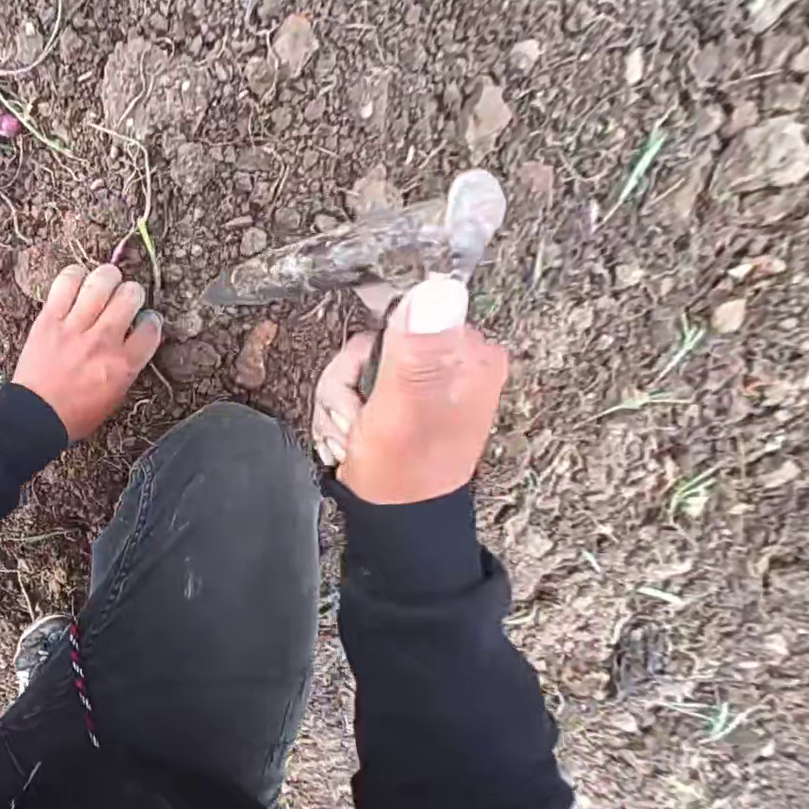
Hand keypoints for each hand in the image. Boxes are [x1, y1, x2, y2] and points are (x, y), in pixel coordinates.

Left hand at [13, 264, 162, 440]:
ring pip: (101, 282)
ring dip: (108, 277)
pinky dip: (75, 275)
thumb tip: (132, 339)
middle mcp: (103, 342)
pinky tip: (78, 281)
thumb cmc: (75, 414)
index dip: (151, 320)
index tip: (144, 320)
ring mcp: (75, 328)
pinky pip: (66, 283)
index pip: (151, 327)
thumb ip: (127, 365)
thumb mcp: (115, 396)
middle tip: (124, 298)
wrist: (35, 417)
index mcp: (124, 365)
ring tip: (106, 281)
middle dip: (132, 293)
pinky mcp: (49, 319)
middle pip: (130, 296)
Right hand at [312, 277, 507, 503]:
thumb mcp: (406, 408)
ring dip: (340, 400)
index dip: (367, 350)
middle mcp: (449, 362)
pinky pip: (354, 383)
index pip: (400, 313)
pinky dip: (343, 410)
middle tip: (358, 418)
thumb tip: (438, 289)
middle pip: (370, 340)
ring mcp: (424, 380)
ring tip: (354, 434)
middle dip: (347, 382)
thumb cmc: (403, 472)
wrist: (394, 518)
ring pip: (354, 364)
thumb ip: (420, 351)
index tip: (367, 387)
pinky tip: (352, 436)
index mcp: (468, 356)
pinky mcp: (402, 396)